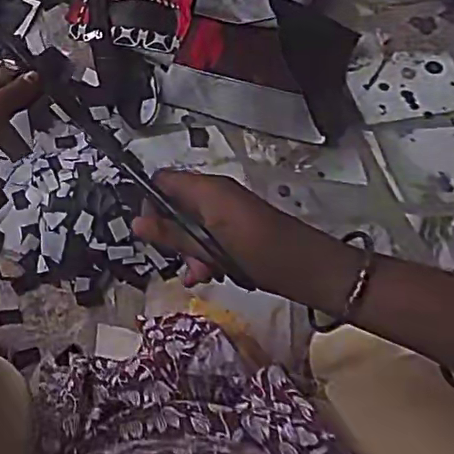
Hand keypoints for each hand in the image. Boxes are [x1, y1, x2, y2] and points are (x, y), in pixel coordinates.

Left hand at [0, 65, 41, 182]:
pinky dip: (9, 134)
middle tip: (36, 102)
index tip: (36, 83)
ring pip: (0, 112)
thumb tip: (32, 78)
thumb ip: (15, 91)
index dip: (16, 77)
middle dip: (18, 99)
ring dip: (16, 118)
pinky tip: (17, 141)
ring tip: (30, 123)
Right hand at [132, 170, 359, 302]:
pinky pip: (210, 229)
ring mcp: (229, 206)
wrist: (317, 272)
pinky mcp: (240, 221)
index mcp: (207, 190)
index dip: (148, 202)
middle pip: (174, 203)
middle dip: (172, 232)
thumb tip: (136, 224)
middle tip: (179, 259)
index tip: (151, 231)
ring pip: (192, 221)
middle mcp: (216, 191)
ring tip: (200, 273)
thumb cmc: (264, 257)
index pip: (160, 180)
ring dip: (190, 247)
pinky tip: (213, 272)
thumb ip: (171, 235)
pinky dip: (206, 249)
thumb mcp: (210, 249)